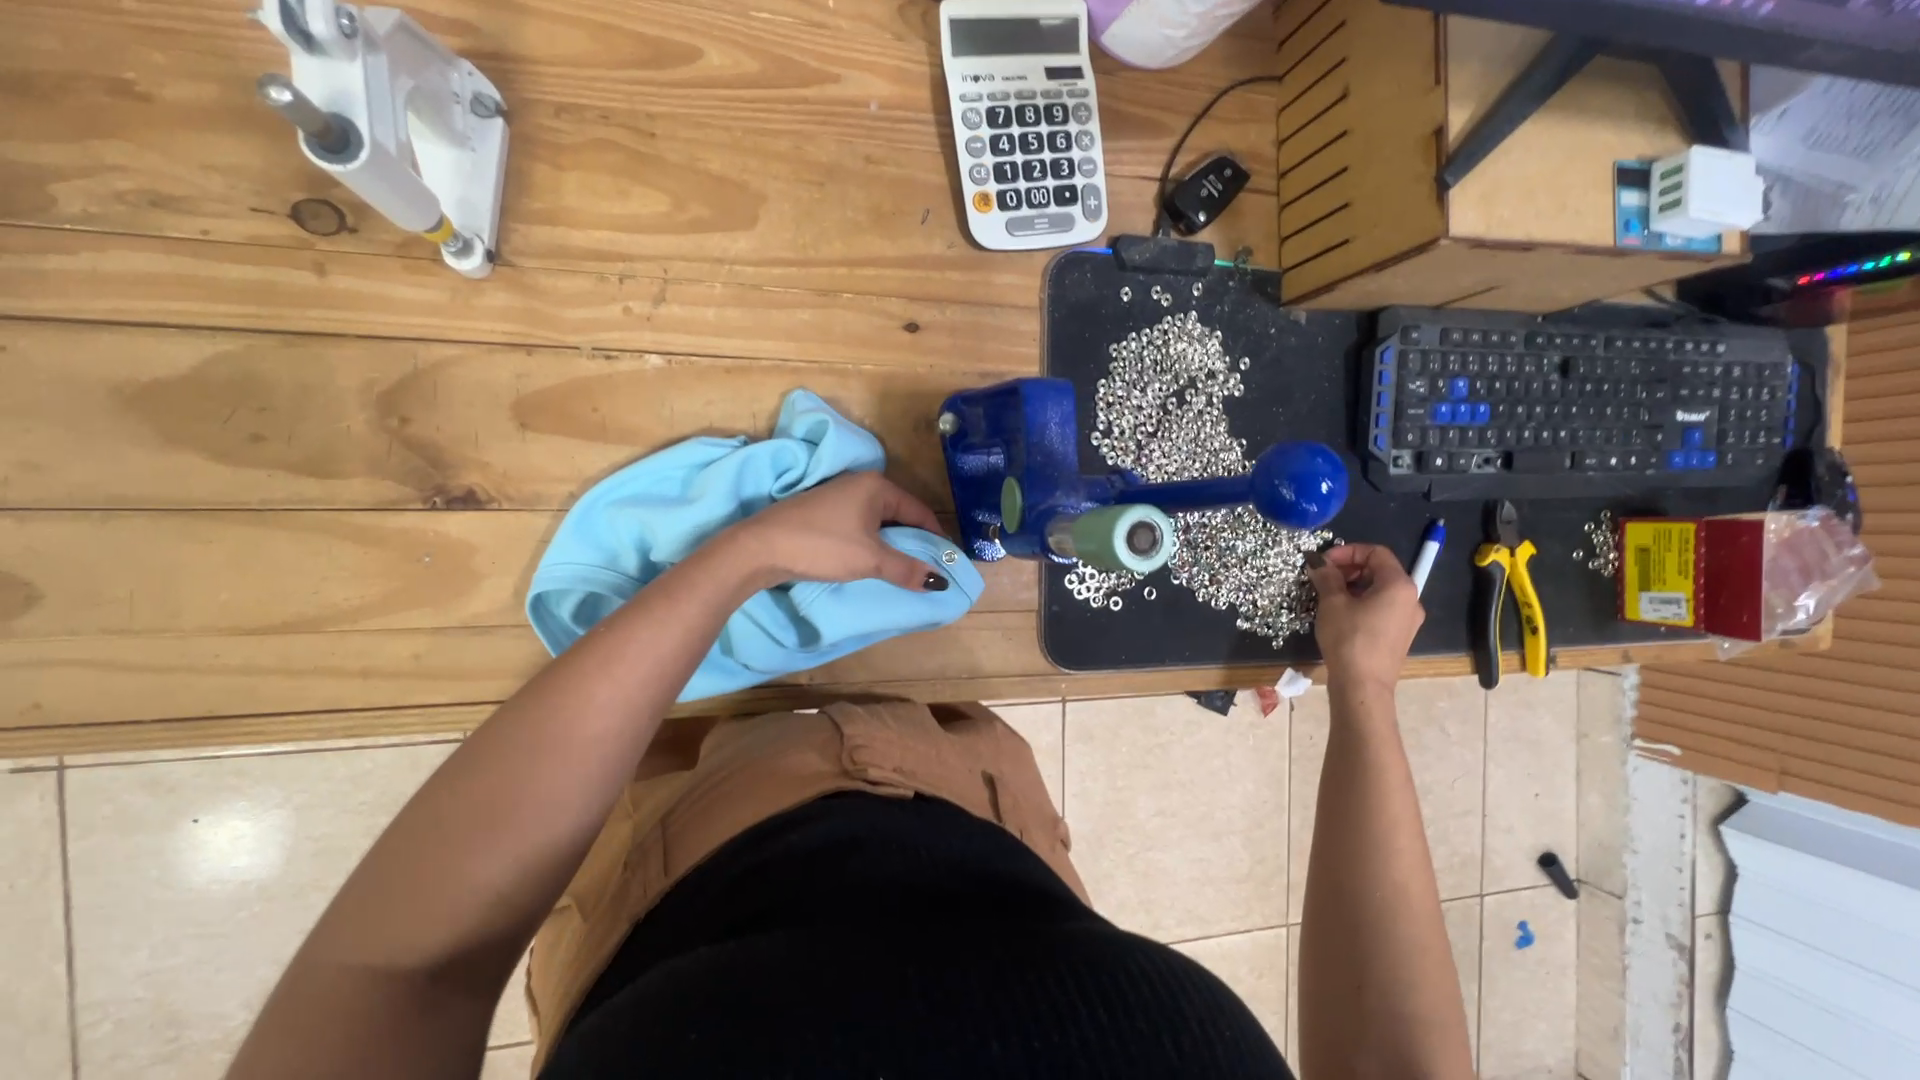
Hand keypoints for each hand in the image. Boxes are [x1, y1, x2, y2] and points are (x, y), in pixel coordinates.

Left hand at [722, 471, 950, 591]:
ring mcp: (839, 497)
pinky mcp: (822, 512)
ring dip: (891, 544)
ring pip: (878, 522)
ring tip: (902, 570)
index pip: (920, 511)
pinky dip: (871, 543)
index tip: (948, 562)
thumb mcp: (869, 560)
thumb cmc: (821, 546)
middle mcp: (860, 484)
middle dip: (914, 541)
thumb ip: (906, 569)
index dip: (936, 537)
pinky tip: (870, 562)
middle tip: (927, 569)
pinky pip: (860, 526)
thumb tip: (940, 581)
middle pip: (900, 515)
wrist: (760, 547)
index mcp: (877, 487)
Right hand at [1305, 544, 1424, 688]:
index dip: (1348, 552)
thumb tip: (1317, 562)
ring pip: (1380, 591)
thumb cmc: (1349, 638)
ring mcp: (1408, 619)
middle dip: (1349, 569)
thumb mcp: (1332, 603)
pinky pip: (1382, 608)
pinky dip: (1362, 602)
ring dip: (1353, 586)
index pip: (1376, 552)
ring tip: (1328, 596)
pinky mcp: (1399, 636)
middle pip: (1380, 570)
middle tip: (1323, 578)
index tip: (1324, 562)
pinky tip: (1341, 614)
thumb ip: (1326, 577)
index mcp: (1399, 585)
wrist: (1363, 686)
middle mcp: (1410, 598)